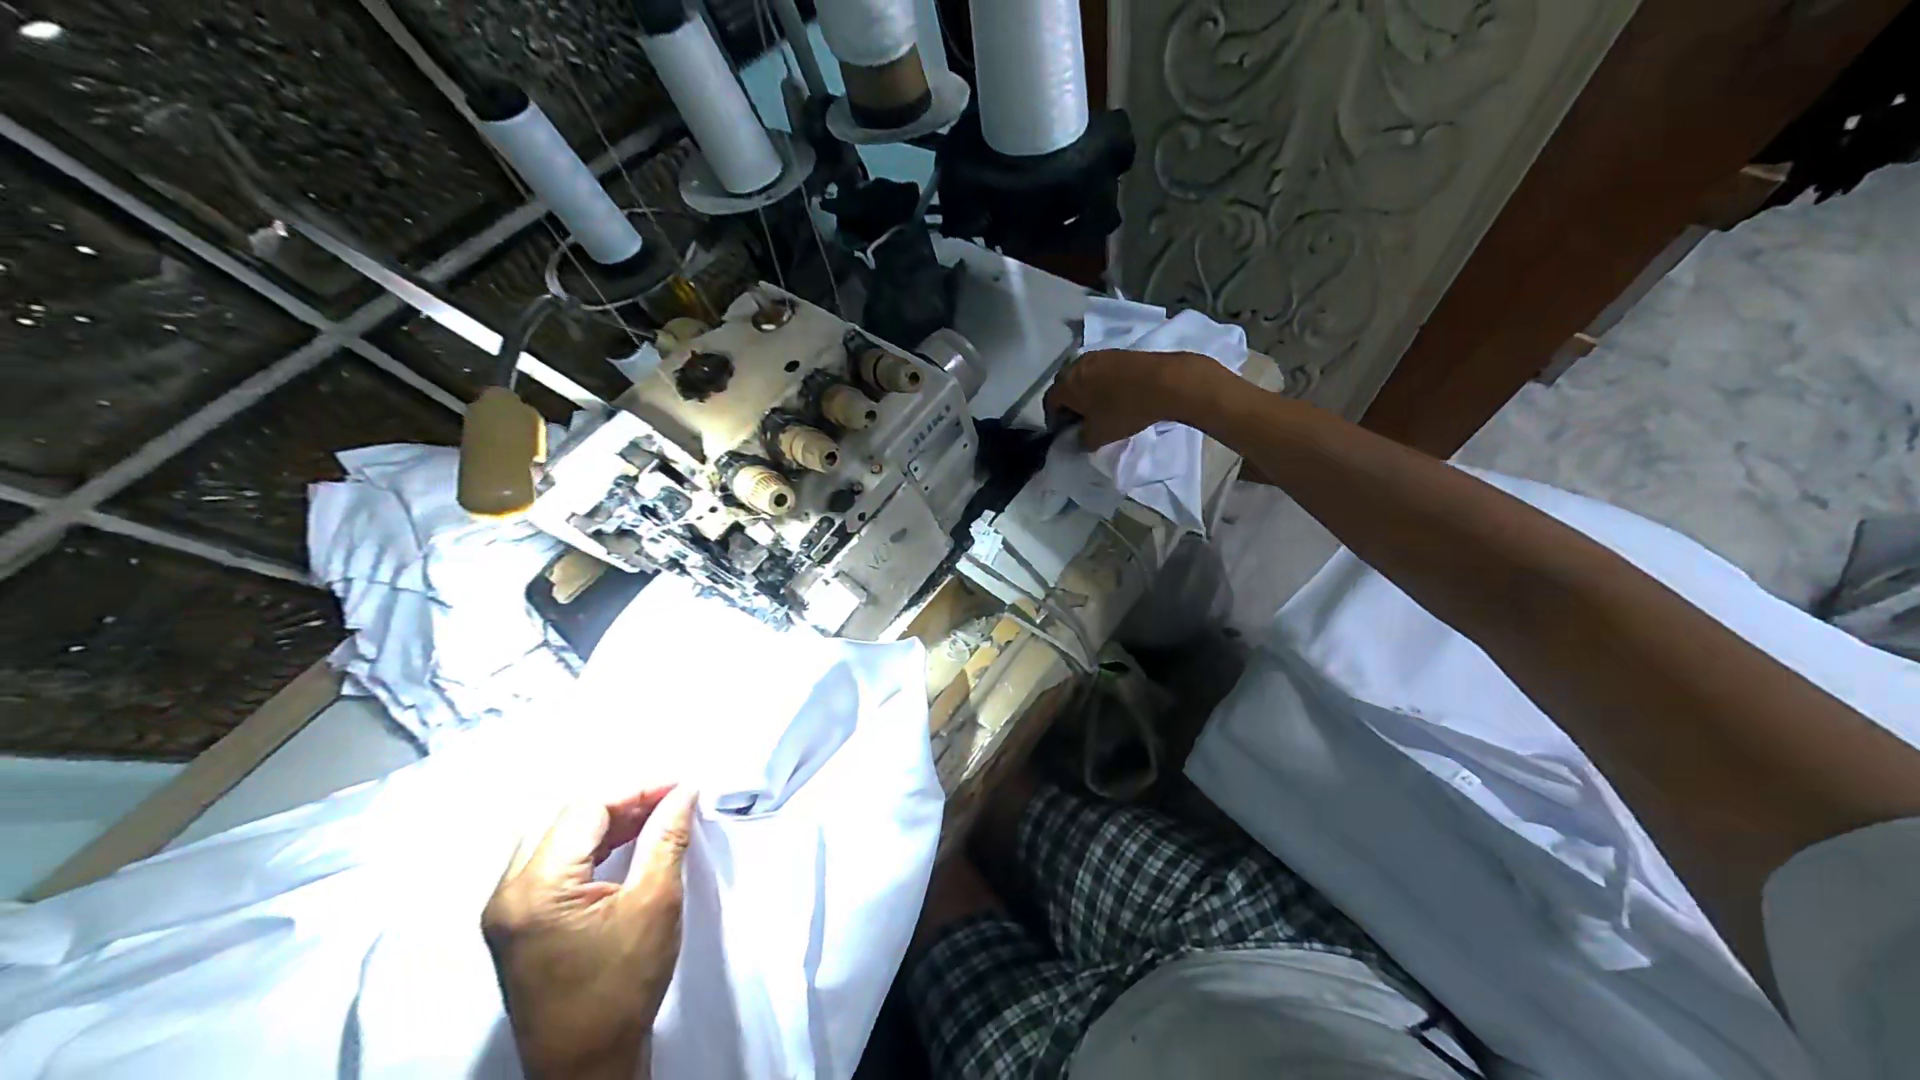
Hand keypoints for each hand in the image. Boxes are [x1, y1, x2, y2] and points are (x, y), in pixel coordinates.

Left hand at [483, 785, 697, 1079]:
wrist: (586, 1066)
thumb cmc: (622, 989)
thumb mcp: (655, 904)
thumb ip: (666, 839)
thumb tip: (683, 793)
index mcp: (535, 889)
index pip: (587, 810)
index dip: (637, 791)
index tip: (679, 787)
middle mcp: (507, 894)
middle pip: (567, 819)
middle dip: (622, 803)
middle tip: (669, 802)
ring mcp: (505, 910)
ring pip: (557, 837)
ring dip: (606, 823)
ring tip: (654, 819)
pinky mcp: (515, 924)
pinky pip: (550, 863)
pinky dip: (589, 849)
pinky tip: (624, 846)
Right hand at [1045, 349, 1225, 448]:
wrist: (1164, 382)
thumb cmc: (1124, 410)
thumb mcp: (1099, 436)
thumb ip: (1082, 440)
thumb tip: (1079, 438)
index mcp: (1066, 384)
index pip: (1049, 401)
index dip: (1053, 418)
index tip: (1064, 431)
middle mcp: (1077, 365)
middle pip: (1064, 385)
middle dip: (1068, 402)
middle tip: (1080, 418)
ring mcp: (1099, 355)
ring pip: (1083, 375)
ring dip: (1086, 390)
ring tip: (1099, 406)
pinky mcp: (1119, 352)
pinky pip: (1101, 369)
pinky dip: (1102, 382)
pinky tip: (1115, 394)